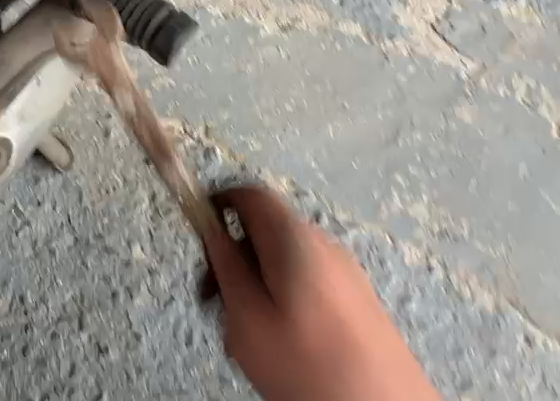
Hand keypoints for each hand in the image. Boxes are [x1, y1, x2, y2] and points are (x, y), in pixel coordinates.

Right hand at [200, 185, 439, 400]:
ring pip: (285, 261)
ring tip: (247, 332)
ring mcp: (345, 272)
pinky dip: (284, 300)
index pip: (250, 193)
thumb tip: (211, 229)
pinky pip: (308, 283)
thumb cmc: (309, 365)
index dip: (219, 204)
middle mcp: (323, 243)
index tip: (200, 235)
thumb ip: (224, 266)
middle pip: (266, 229)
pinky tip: (282, 344)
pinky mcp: (359, 301)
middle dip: (235, 258)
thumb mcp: (247, 316)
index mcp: (294, 237)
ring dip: (257, 285)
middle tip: (216, 300)